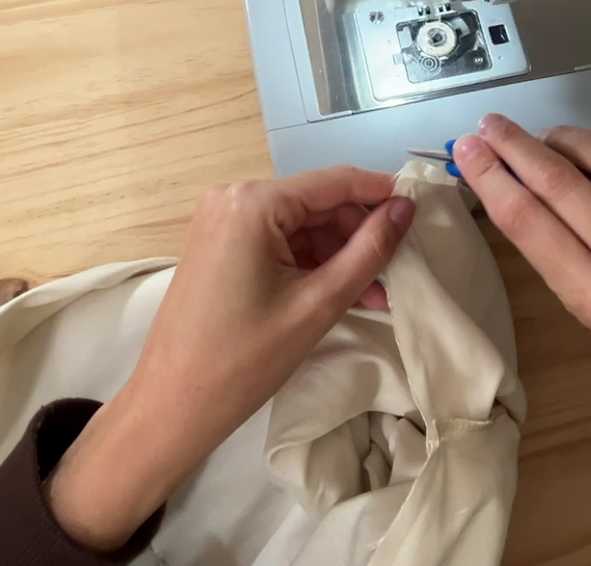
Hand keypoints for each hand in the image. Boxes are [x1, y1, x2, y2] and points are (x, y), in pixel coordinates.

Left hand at [47, 166, 414, 548]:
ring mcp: (223, 219)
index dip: (381, 193)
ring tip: (375, 295)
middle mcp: (235, 196)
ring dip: (338, 254)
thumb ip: (368, 251)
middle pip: (317, 203)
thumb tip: (405, 208)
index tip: (421, 210)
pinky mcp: (220, 242)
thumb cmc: (243, 360)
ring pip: (300, 224)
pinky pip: (278, 240)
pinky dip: (310, 263)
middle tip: (398, 269)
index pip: (335, 182)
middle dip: (359, 235)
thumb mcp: (318, 304)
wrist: (168, 408)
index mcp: (254, 201)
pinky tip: (340, 292)